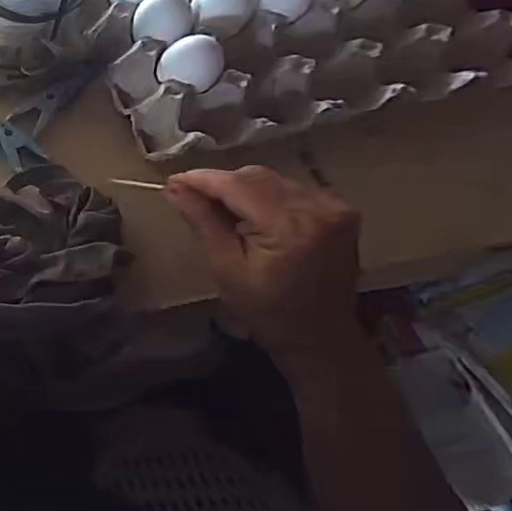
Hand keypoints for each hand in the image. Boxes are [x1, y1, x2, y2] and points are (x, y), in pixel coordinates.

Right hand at [164, 165, 362, 354]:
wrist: (318, 333)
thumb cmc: (264, 308)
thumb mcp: (225, 266)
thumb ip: (203, 221)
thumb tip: (175, 188)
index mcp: (291, 226)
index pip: (238, 185)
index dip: (201, 179)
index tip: (171, 182)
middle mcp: (320, 208)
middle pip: (257, 177)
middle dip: (219, 182)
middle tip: (187, 196)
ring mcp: (335, 207)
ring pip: (273, 179)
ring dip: (240, 187)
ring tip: (215, 206)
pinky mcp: (340, 211)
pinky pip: (291, 188)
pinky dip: (263, 194)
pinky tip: (247, 212)